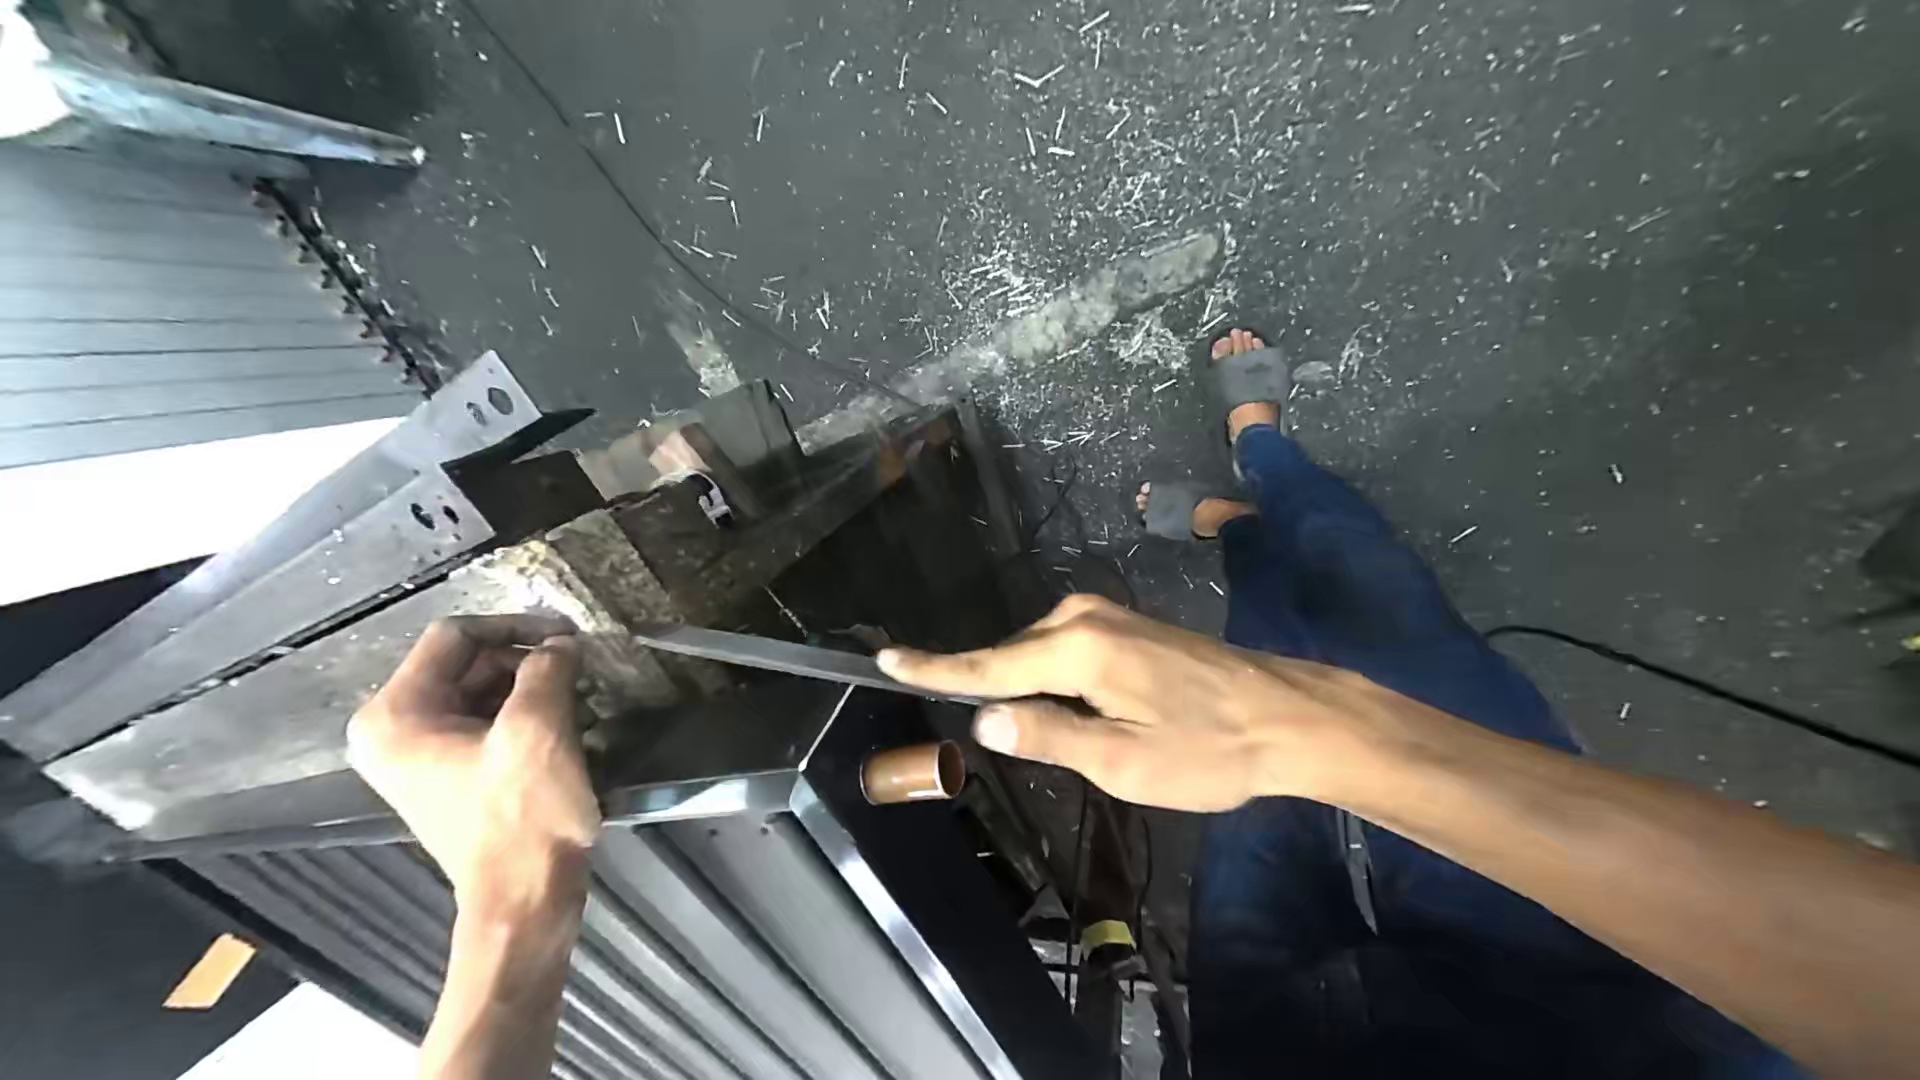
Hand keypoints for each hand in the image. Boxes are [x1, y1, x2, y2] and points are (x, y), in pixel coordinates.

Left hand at [347, 615, 599, 913]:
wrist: (525, 895)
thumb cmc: (522, 815)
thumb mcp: (539, 729)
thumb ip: (548, 668)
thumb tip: (562, 642)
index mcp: (396, 716)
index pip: (456, 636)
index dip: (516, 625)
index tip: (570, 636)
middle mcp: (396, 729)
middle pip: (472, 661)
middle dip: (530, 662)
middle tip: (581, 673)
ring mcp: (424, 752)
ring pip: (487, 688)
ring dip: (538, 688)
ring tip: (581, 704)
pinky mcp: (454, 769)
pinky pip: (492, 717)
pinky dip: (532, 712)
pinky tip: (569, 727)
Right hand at [876, 594, 1393, 811]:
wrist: (1286, 714)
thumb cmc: (1208, 748)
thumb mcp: (1123, 761)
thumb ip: (1048, 736)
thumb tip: (983, 717)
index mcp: (1077, 650)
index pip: (987, 665)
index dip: (934, 667)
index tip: (886, 659)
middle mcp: (1082, 618)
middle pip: (1009, 657)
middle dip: (989, 690)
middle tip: (992, 737)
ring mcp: (1105, 615)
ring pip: (1035, 653)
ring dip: (1024, 688)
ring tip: (1042, 734)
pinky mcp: (1122, 623)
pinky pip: (1062, 648)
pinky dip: (1049, 676)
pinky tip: (1071, 707)